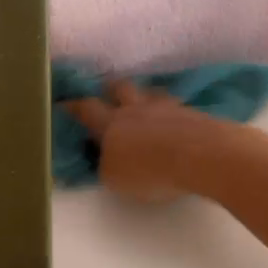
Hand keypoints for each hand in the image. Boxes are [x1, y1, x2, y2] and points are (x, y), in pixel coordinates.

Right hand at [65, 80, 227, 203]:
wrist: (202, 156)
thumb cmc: (149, 171)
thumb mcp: (114, 179)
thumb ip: (107, 166)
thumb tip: (108, 158)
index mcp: (111, 124)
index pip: (86, 109)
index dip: (73, 106)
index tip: (64, 103)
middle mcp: (137, 109)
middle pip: (120, 89)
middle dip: (111, 90)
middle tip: (108, 94)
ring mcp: (167, 108)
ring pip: (151, 93)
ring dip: (144, 97)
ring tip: (144, 105)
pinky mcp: (194, 115)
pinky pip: (176, 108)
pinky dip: (171, 113)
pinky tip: (174, 123)